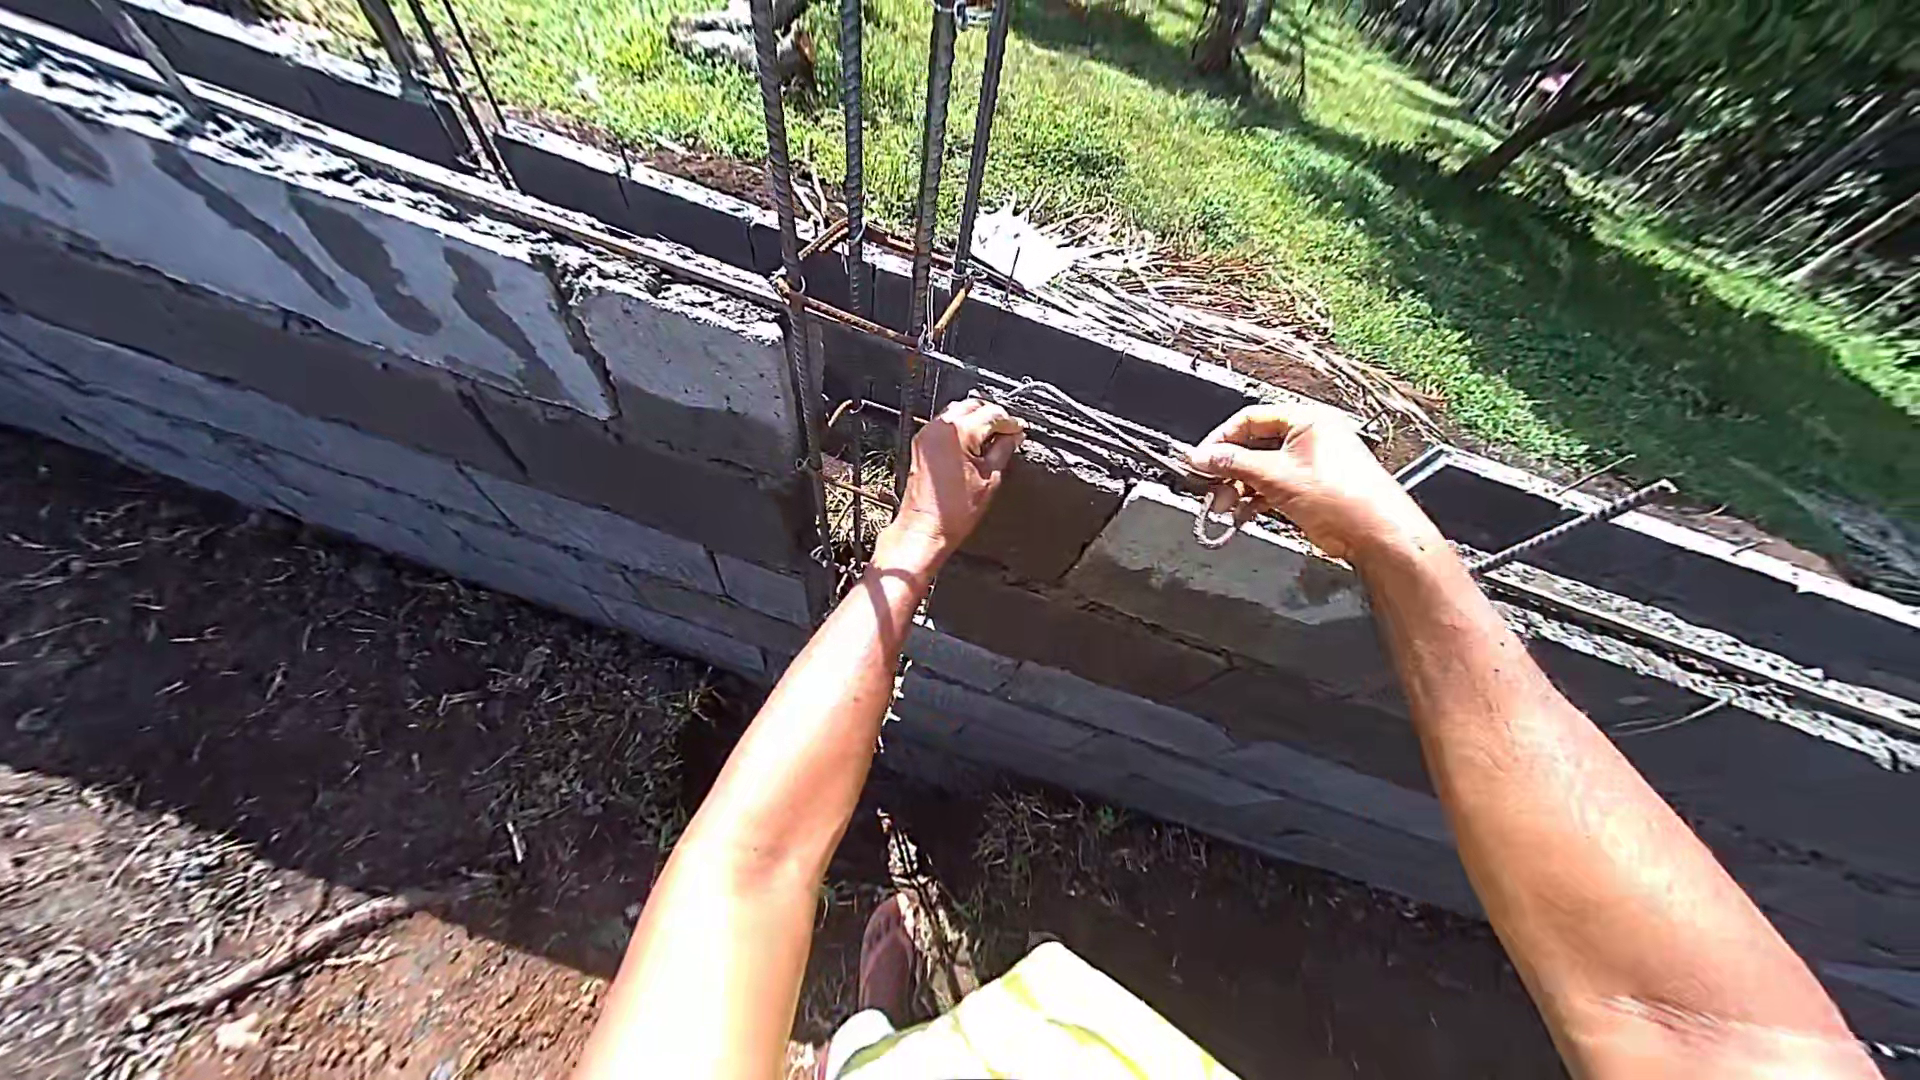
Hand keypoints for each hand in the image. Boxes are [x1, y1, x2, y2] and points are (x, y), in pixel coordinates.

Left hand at [876, 398, 1024, 572]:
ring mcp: (928, 434)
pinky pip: (946, 425)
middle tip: (1009, 433)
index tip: (1020, 430)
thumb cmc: (953, 512)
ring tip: (993, 439)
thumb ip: (1003, 450)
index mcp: (959, 431)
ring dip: (977, 420)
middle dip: (994, 417)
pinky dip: (962, 428)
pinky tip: (974, 444)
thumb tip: (1013, 436)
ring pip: (959, 412)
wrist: (926, 528)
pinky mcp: (922, 444)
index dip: (1011, 422)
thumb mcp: (990, 478)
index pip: (993, 414)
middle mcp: (940, 428)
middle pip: (974, 406)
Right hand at [1184, 402, 1443, 564]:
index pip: (1250, 419)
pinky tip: (1241, 513)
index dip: (1221, 439)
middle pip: (1252, 446)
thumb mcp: (1275, 475)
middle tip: (1209, 484)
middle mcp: (1307, 439)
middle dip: (1228, 469)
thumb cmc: (1346, 498)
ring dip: (1237, 488)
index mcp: (1306, 420)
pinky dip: (1252, 500)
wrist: (1376, 534)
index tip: (1202, 459)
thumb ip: (1233, 463)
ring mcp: (1306, 465)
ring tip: (1224, 505)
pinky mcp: (1305, 489)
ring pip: (1258, 470)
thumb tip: (1203, 456)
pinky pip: (1269, 488)